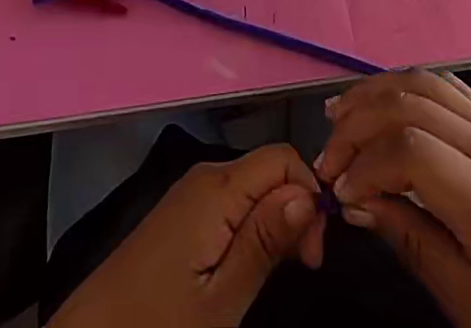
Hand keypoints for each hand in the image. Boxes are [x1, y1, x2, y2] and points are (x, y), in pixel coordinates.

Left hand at [50, 144, 326, 327]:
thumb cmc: (157, 323)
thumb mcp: (221, 298)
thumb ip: (266, 239)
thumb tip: (309, 194)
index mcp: (218, 186)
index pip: (285, 158)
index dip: (310, 196)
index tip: (312, 252)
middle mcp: (206, 175)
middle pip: (272, 170)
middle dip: (296, 210)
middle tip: (301, 266)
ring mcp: (191, 192)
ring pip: (255, 186)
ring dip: (276, 220)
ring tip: (275, 270)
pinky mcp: (183, 210)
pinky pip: (234, 201)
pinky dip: (252, 225)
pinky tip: (247, 262)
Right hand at [315, 71, 470, 327]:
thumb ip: (419, 249)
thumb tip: (359, 203)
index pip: (412, 149)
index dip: (363, 164)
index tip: (336, 196)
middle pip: (416, 104)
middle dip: (360, 123)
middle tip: (326, 159)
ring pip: (432, 85)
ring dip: (379, 93)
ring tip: (339, 116)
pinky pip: (453, 91)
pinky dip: (410, 88)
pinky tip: (385, 103)